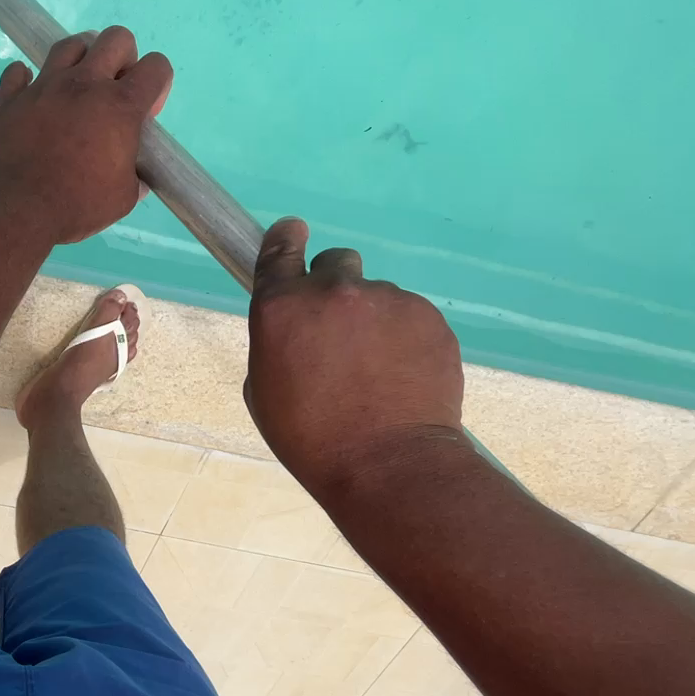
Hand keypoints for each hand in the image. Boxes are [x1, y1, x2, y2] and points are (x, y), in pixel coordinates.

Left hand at [0, 27, 172, 246]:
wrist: (17, 212)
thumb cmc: (76, 207)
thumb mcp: (121, 200)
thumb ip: (133, 179)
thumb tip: (135, 179)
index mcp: (120, 106)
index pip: (156, 67)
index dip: (157, 85)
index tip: (144, 113)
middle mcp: (83, 85)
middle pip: (115, 38)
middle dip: (121, 58)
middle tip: (111, 92)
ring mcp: (43, 88)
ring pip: (68, 46)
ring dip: (78, 59)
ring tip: (73, 89)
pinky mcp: (9, 101)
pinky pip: (15, 72)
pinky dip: (23, 80)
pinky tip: (29, 99)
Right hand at [243, 218, 468, 496]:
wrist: (384, 461)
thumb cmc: (306, 434)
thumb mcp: (264, 386)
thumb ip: (279, 341)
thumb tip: (302, 330)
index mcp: (281, 308)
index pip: (280, 248)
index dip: (286, 239)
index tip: (292, 234)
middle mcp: (333, 292)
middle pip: (334, 263)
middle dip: (331, 287)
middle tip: (336, 330)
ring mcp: (388, 300)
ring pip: (375, 295)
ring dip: (369, 318)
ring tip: (374, 368)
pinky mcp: (430, 317)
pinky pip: (408, 316)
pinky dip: (401, 336)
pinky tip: (399, 374)